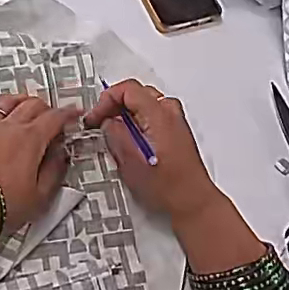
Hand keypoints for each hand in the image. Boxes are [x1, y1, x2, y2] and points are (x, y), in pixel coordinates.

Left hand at [0, 86, 79, 252]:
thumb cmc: (2, 207)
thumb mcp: (42, 194)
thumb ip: (55, 169)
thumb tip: (60, 156)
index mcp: (31, 140)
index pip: (55, 118)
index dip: (68, 114)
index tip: (74, 114)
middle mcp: (9, 129)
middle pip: (32, 106)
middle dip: (47, 108)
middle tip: (54, 116)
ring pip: (5, 103)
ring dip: (19, 99)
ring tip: (26, 101)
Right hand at [83, 79, 224, 226]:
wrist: (192, 200)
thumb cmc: (168, 187)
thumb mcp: (130, 163)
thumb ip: (116, 135)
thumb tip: (107, 122)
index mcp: (159, 115)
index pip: (128, 89)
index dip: (106, 100)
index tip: (96, 117)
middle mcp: (170, 112)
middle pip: (136, 93)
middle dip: (114, 105)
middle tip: (100, 123)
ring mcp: (176, 120)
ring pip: (144, 103)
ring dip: (125, 113)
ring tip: (113, 133)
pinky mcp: (176, 130)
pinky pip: (152, 114)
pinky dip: (137, 120)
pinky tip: (130, 140)